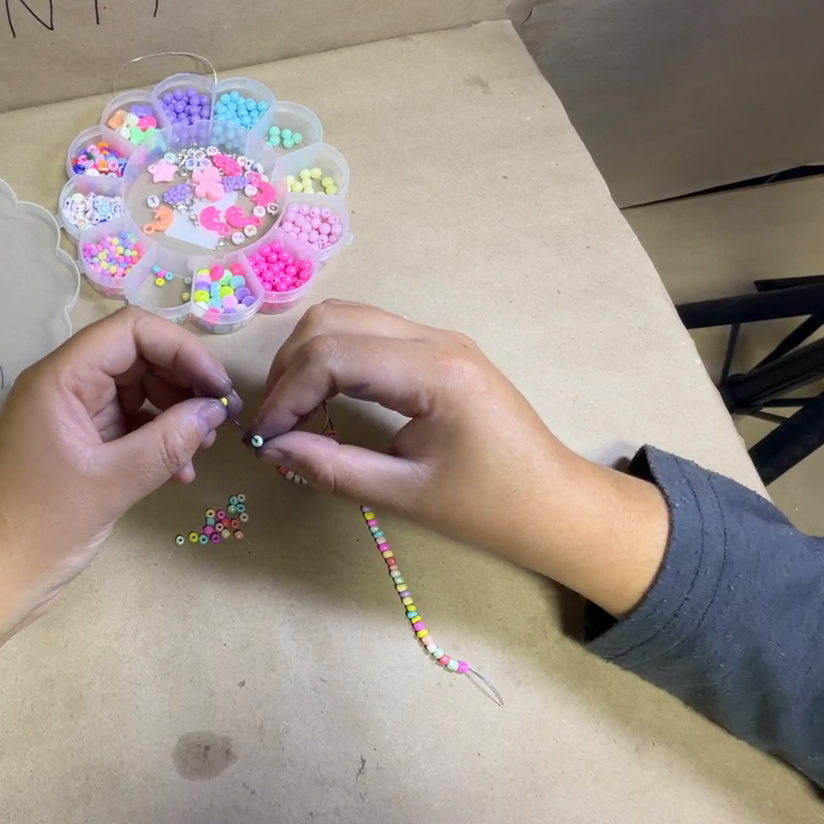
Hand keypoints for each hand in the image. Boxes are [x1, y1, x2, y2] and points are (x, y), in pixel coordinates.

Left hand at [0, 308, 233, 671]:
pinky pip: (127, 427)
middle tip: (222, 417)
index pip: (130, 330)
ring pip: (136, 393)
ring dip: (174, 414)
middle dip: (183, 382)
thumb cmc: (37, 528)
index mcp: (61, 379)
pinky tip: (181, 473)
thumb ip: (167, 443)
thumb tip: (215, 412)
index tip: (218, 387)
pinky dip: (157, 441)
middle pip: (136, 357)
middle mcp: (65, 387)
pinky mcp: (78, 446)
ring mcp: (71, 417)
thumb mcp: (110, 483)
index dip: (181, 349)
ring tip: (203, 449)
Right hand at [246, 300, 669, 615]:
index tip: (266, 437)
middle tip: (276, 422)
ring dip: (305, 356)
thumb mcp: (406, 495)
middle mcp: (434, 339)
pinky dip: (329, 356)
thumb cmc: (491, 507)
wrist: (557, 503)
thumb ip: (332, 468)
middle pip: (331, 321)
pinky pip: (363, 331)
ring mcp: (435, 337)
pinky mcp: (432, 347)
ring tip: (293, 407)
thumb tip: (271, 449)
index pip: (332, 355)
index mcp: (435, 373)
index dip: (286, 394)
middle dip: (289, 369)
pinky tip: (322, 395)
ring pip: (343, 316)